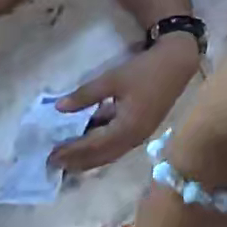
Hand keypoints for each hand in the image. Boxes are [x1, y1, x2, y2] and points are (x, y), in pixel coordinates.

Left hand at [51, 32, 202, 171]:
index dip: (71, 151)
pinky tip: (90, 138)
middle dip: (78, 161)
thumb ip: (86, 95)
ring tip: (68, 157)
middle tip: (54, 163)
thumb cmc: (144, 70)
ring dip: (89, 157)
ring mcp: (140, 135)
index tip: (50, 155)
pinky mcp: (142, 127)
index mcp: (126, 129)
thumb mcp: (112, 79)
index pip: (93, 146)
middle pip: (101, 157)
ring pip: (110, 153)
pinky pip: (118, 144)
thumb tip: (58, 108)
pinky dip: (101, 146)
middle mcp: (133, 138)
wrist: (177, 63)